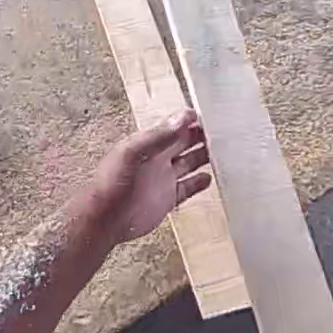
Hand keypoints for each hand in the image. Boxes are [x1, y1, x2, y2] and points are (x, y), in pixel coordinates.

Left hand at [72, 111, 211, 246]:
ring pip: (189, 163)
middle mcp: (157, 159)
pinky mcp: (168, 198)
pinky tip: (210, 177)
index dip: (188, 121)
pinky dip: (199, 183)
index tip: (209, 115)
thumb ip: (158, 136)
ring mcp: (163, 179)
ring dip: (203, 156)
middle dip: (200, 135)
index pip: (172, 128)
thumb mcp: (133, 152)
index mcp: (147, 145)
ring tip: (224, 150)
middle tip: (223, 130)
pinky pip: (188, 188)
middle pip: (183, 143)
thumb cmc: (113, 182)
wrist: (107, 218)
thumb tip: (182, 117)